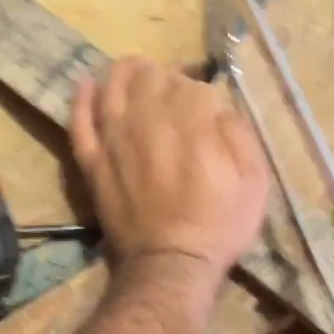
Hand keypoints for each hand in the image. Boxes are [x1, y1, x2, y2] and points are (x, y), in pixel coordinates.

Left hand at [69, 56, 268, 284]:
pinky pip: (79, 121)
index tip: (205, 104)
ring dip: (124, 72)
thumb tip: (218, 104)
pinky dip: (81, 99)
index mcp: (192, 120)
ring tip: (133, 68)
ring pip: (113, 88)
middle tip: (171, 86)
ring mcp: (115, 139)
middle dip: (163, 75)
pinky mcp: (92, 161)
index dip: (198, 87)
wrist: (171, 264)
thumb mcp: (254, 179)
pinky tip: (86, 84)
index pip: (189, 83)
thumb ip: (238, 132)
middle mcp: (148, 119)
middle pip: (150, 77)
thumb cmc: (220, 224)